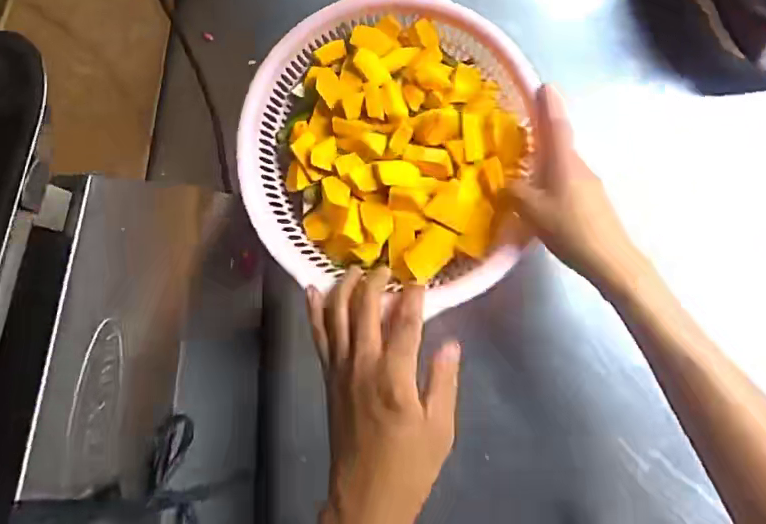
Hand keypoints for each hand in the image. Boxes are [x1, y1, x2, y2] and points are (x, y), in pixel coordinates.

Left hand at [307, 267, 459, 523]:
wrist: (366, 497)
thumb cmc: (409, 466)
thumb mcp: (440, 431)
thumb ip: (444, 381)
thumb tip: (451, 342)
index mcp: (395, 376)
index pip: (406, 322)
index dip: (414, 296)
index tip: (420, 279)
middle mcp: (363, 362)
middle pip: (366, 307)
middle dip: (377, 281)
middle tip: (387, 267)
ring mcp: (341, 366)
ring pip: (338, 313)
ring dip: (346, 286)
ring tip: (356, 268)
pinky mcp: (328, 374)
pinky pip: (318, 334)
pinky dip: (314, 309)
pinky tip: (313, 289)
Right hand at [509, 86, 656, 299]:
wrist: (613, 263)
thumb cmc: (570, 228)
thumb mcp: (530, 209)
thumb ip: (512, 190)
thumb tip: (503, 181)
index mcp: (563, 160)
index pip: (556, 124)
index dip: (549, 104)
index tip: (545, 84)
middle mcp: (578, 165)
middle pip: (558, 142)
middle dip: (540, 134)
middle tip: (517, 132)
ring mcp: (589, 183)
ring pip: (561, 164)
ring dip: (544, 161)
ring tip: (522, 168)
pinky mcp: (593, 201)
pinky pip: (566, 180)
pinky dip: (551, 179)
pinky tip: (539, 197)